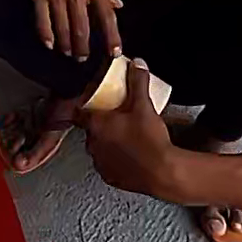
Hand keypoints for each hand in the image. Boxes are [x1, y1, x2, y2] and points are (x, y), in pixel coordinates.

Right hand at [24, 0, 121, 60]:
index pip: (106, 16)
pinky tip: (49, 44)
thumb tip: (118, 5)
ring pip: (63, 28)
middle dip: (83, 47)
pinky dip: (46, 35)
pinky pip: (43, 20)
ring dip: (66, 45)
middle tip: (83, 58)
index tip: (114, 52)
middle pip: (82, 29)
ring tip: (69, 53)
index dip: (111, 36)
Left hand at [78, 59, 177, 196]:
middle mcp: (93, 145)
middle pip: (90, 129)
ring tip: (125, 135)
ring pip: (99, 147)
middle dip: (100, 123)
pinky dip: (115, 158)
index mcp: (95, 126)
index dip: (83, 106)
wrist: (163, 173)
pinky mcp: (111, 177)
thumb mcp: (144, 105)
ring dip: (107, 141)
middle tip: (115, 116)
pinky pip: (108, 164)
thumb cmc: (150, 142)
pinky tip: (128, 153)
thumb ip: (138, 81)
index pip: (78, 112)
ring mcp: (101, 163)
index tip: (90, 102)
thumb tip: (137, 64)